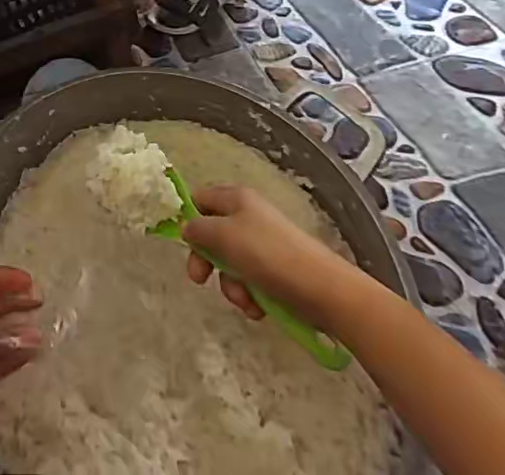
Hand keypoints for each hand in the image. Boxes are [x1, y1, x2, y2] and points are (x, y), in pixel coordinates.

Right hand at [182, 185, 364, 321]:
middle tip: (200, 279)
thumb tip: (187, 228)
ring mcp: (263, 245)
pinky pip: (249, 281)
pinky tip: (257, 306)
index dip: (188, 218)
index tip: (181, 243)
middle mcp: (248, 216)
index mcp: (236, 199)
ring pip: (229, 263)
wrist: (323, 290)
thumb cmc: (268, 255)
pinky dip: (248, 295)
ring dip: (230, 284)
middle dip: (207, 260)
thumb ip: (198, 229)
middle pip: (212, 235)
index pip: (200, 199)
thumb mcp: (224, 236)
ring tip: (244, 298)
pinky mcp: (275, 271)